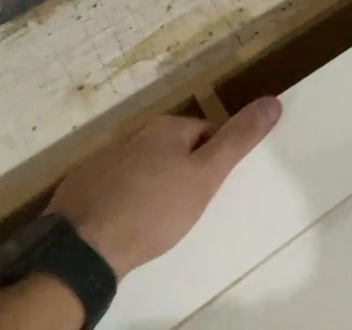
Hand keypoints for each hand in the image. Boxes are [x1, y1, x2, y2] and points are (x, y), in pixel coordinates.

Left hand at [48, 97, 281, 278]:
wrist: (79, 250)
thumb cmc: (153, 210)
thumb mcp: (206, 176)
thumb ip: (238, 140)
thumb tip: (272, 101)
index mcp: (168, 128)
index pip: (206, 133)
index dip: (215, 160)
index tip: (212, 188)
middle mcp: (135, 135)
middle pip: (174, 148)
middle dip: (184, 171)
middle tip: (188, 206)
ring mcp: (103, 161)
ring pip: (142, 167)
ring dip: (153, 184)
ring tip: (156, 219)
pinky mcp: (79, 188)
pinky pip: (113, 187)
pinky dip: (123, 199)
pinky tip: (124, 224)